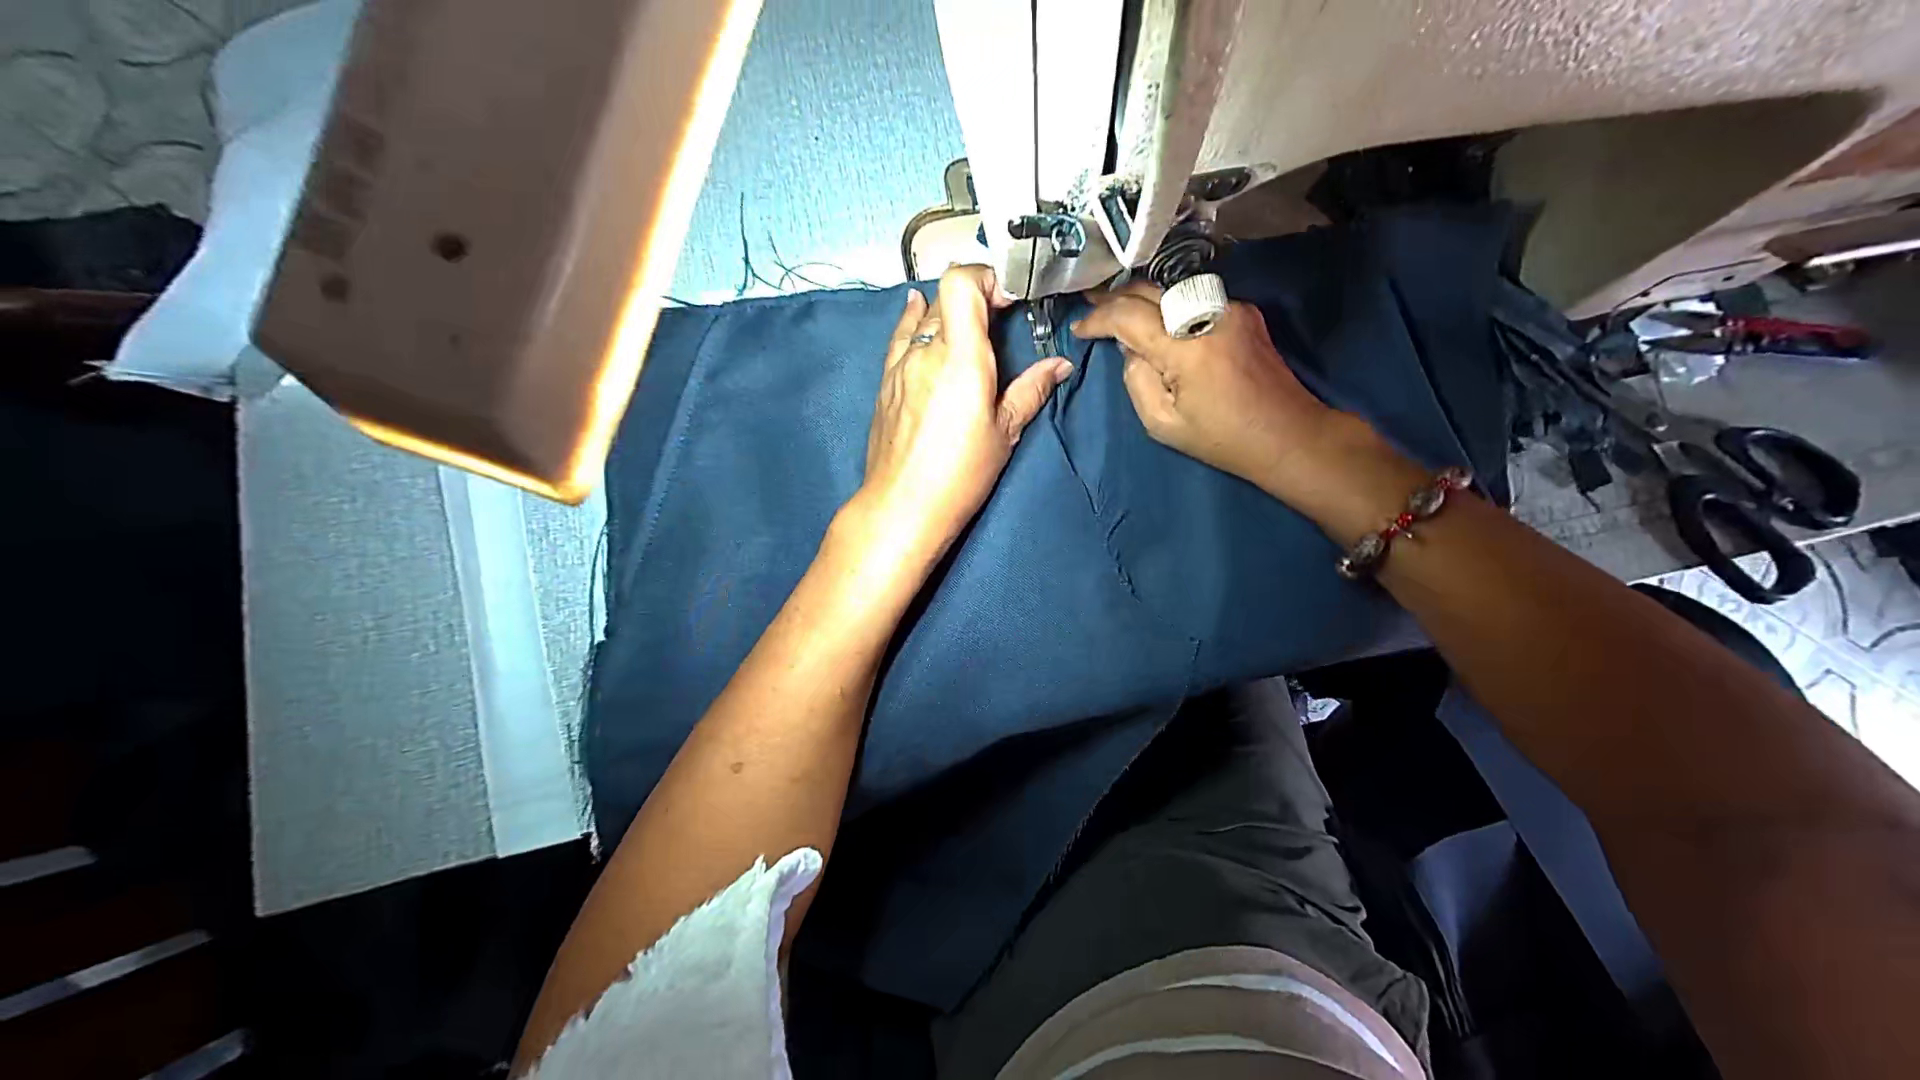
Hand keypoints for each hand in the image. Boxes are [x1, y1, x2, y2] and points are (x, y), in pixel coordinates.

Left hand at [850, 265, 1072, 564]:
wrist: (902, 506)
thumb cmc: (959, 474)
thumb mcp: (1004, 432)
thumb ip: (1031, 390)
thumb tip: (1059, 366)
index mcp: (960, 357)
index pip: (961, 283)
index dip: (986, 278)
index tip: (1009, 299)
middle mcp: (925, 351)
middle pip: (946, 297)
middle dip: (976, 297)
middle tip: (999, 318)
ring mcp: (899, 365)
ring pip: (922, 317)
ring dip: (947, 312)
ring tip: (965, 321)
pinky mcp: (885, 383)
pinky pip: (899, 337)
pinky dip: (913, 320)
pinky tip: (916, 311)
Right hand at [1074, 281, 1423, 541]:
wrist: (1288, 433)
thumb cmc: (1221, 438)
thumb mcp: (1161, 422)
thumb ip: (1136, 379)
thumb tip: (1130, 349)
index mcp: (1185, 348)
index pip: (1127, 316)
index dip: (1098, 319)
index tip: (1079, 329)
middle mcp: (1208, 315)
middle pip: (1148, 291)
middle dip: (1114, 297)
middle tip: (1087, 303)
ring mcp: (1230, 309)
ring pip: (1172, 290)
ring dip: (1140, 297)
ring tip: (1115, 307)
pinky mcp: (1244, 312)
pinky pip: (1194, 300)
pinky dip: (1169, 306)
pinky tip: (1157, 319)